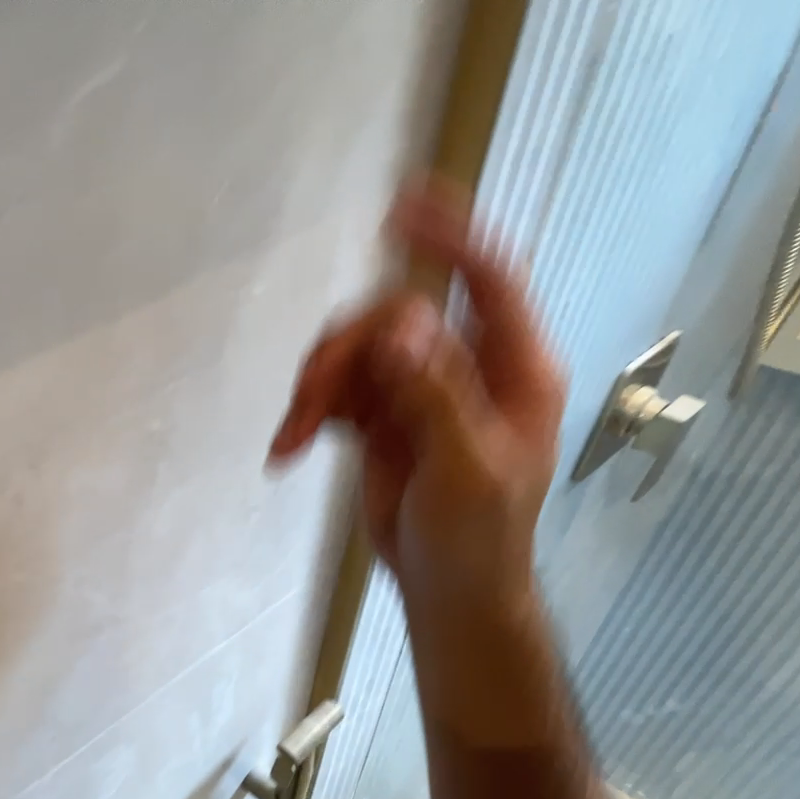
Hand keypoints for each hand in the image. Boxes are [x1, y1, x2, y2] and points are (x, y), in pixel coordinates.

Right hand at [267, 183, 564, 612]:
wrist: (447, 588)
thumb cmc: (479, 537)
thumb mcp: (467, 468)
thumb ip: (436, 395)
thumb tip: (399, 329)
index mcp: (511, 368)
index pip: (486, 278)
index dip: (449, 237)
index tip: (397, 209)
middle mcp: (462, 366)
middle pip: (391, 318)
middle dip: (340, 355)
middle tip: (307, 404)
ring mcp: (414, 391)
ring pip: (352, 353)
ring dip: (314, 389)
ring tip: (292, 440)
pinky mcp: (377, 418)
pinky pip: (333, 392)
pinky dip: (305, 416)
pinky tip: (288, 449)